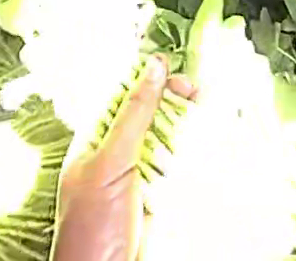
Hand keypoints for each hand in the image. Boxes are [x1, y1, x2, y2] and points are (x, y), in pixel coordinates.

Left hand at [53, 57, 196, 260]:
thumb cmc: (91, 230)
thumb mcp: (110, 163)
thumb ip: (134, 114)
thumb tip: (154, 67)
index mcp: (96, 137)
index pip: (123, 92)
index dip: (147, 75)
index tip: (171, 65)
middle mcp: (118, 150)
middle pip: (149, 109)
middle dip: (172, 95)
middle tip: (194, 90)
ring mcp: (140, 171)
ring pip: (167, 130)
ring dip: (186, 116)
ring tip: (203, 104)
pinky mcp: (161, 191)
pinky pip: (179, 158)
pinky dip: (193, 144)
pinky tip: (205, 133)